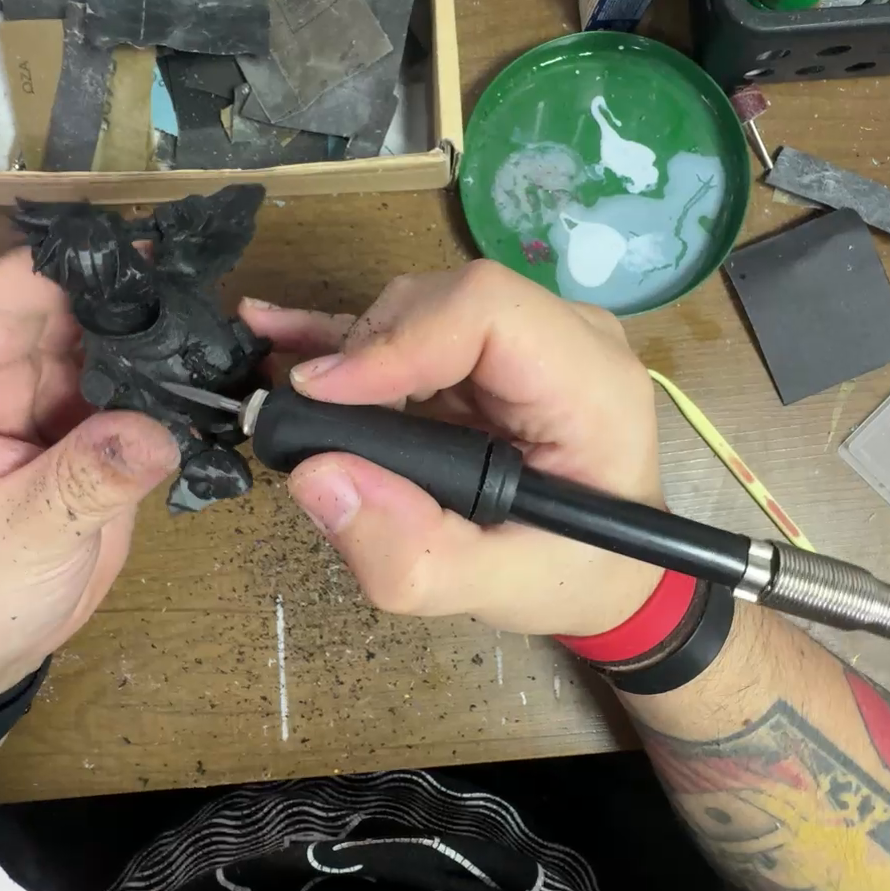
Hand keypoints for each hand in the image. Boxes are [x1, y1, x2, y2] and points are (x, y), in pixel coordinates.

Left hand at [0, 251, 177, 711]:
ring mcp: (53, 410)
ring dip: (152, 331)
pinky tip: (210, 368)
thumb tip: (157, 430)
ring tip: (216, 314)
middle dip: (120, 290)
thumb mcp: (20, 537)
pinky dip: (168, 379)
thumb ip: (87, 479)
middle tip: (196, 274)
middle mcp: (0, 385)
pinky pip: (133, 391)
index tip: (131, 248)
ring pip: (104, 347)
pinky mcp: (94, 438)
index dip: (58, 269)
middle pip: (60, 313)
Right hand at [240, 260, 664, 637]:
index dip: (396, 342)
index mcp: (589, 383)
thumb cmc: (574, 575)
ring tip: (290, 395)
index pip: (486, 310)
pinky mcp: (486, 351)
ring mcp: (526, 335)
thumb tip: (317, 476)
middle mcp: (563, 337)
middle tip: (311, 420)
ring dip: (347, 352)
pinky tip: (280, 331)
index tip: (323, 394)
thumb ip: (416, 552)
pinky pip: (413, 327)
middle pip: (442, 301)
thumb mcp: (500, 589)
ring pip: (416, 308)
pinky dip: (347, 337)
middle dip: (364, 354)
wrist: (608, 565)